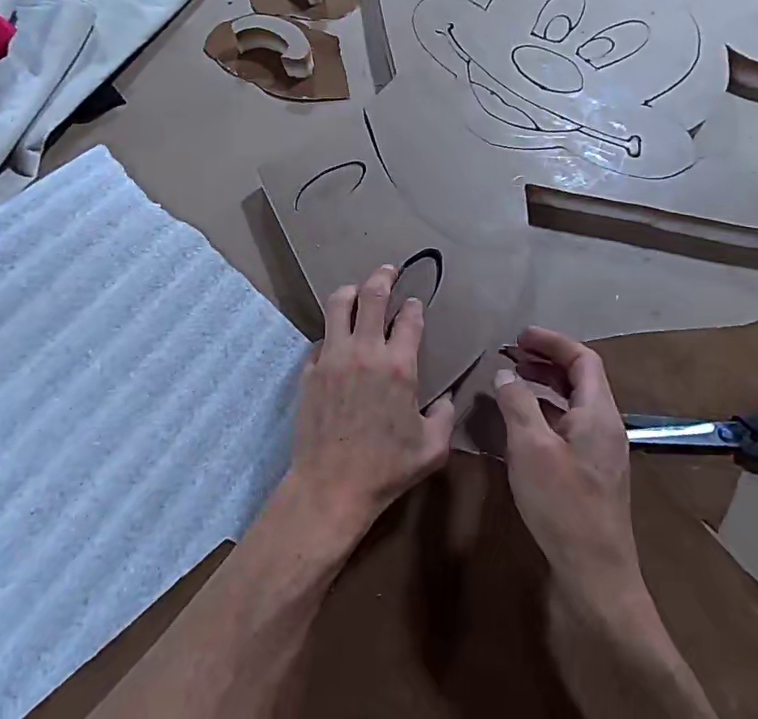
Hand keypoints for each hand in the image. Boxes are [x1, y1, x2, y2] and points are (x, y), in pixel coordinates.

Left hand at [286, 265, 455, 539]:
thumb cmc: (386, 469)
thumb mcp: (433, 448)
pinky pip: (320, 338)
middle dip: (383, 277)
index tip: (415, 304)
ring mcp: (333, 359)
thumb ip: (446, 416)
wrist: (331, 487)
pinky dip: (331, 331)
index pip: (409, 318)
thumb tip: (447, 398)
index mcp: (399, 366)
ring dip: (351, 291)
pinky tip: (337, 338)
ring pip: (337, 305)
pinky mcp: (309, 371)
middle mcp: (365, 352)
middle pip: (371, 295)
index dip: (414, 306)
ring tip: (358, 290)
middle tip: (388, 270)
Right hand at [494, 327, 640, 598]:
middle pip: (580, 378)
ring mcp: (601, 450)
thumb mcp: (531, 449)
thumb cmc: (563, 505)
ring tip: (513, 380)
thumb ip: (517, 404)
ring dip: (545, 386)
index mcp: (598, 412)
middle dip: (546, 361)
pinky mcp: (592, 471)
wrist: (596, 572)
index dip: (553, 342)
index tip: (520, 336)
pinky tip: (521, 423)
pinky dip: (547, 412)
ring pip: (574, 403)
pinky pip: (570, 425)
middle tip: (512, 354)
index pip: (583, 359)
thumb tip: (505, 375)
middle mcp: (606, 425)